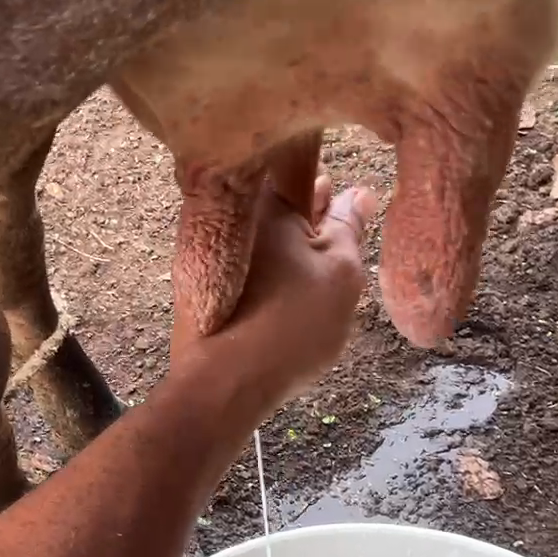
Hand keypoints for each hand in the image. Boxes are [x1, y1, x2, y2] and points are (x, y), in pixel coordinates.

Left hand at [167, 174, 376, 425]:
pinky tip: (282, 309)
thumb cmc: (290, 324)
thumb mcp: (340, 273)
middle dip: (308, 225)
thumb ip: (350, 229)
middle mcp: (228, 219)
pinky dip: (265, 282)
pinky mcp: (199, 293)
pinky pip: (243, 274)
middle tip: (334, 258)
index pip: (299, 170)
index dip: (327, 190)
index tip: (345, 213)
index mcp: (262, 198)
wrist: (224, 386)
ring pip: (260, 244)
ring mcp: (206, 257)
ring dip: (288, 257)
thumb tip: (358, 194)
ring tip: (313, 288)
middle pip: (277, 208)